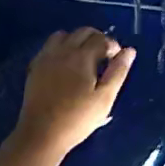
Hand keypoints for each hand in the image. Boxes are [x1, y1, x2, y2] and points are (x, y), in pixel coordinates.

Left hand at [9, 28, 134, 158]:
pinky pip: (49, 46)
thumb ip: (118, 72)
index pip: (101, 39)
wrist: (42, 133)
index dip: (113, 46)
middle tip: (104, 56)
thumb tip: (129, 51)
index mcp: (82, 57)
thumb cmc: (77, 118)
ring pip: (63, 35)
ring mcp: (46, 57)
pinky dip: (61, 47)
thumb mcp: (104, 98)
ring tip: (84, 57)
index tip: (117, 59)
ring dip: (77, 40)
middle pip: (82, 31)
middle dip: (97, 38)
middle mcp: (63, 50)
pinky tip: (65, 64)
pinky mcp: (35, 66)